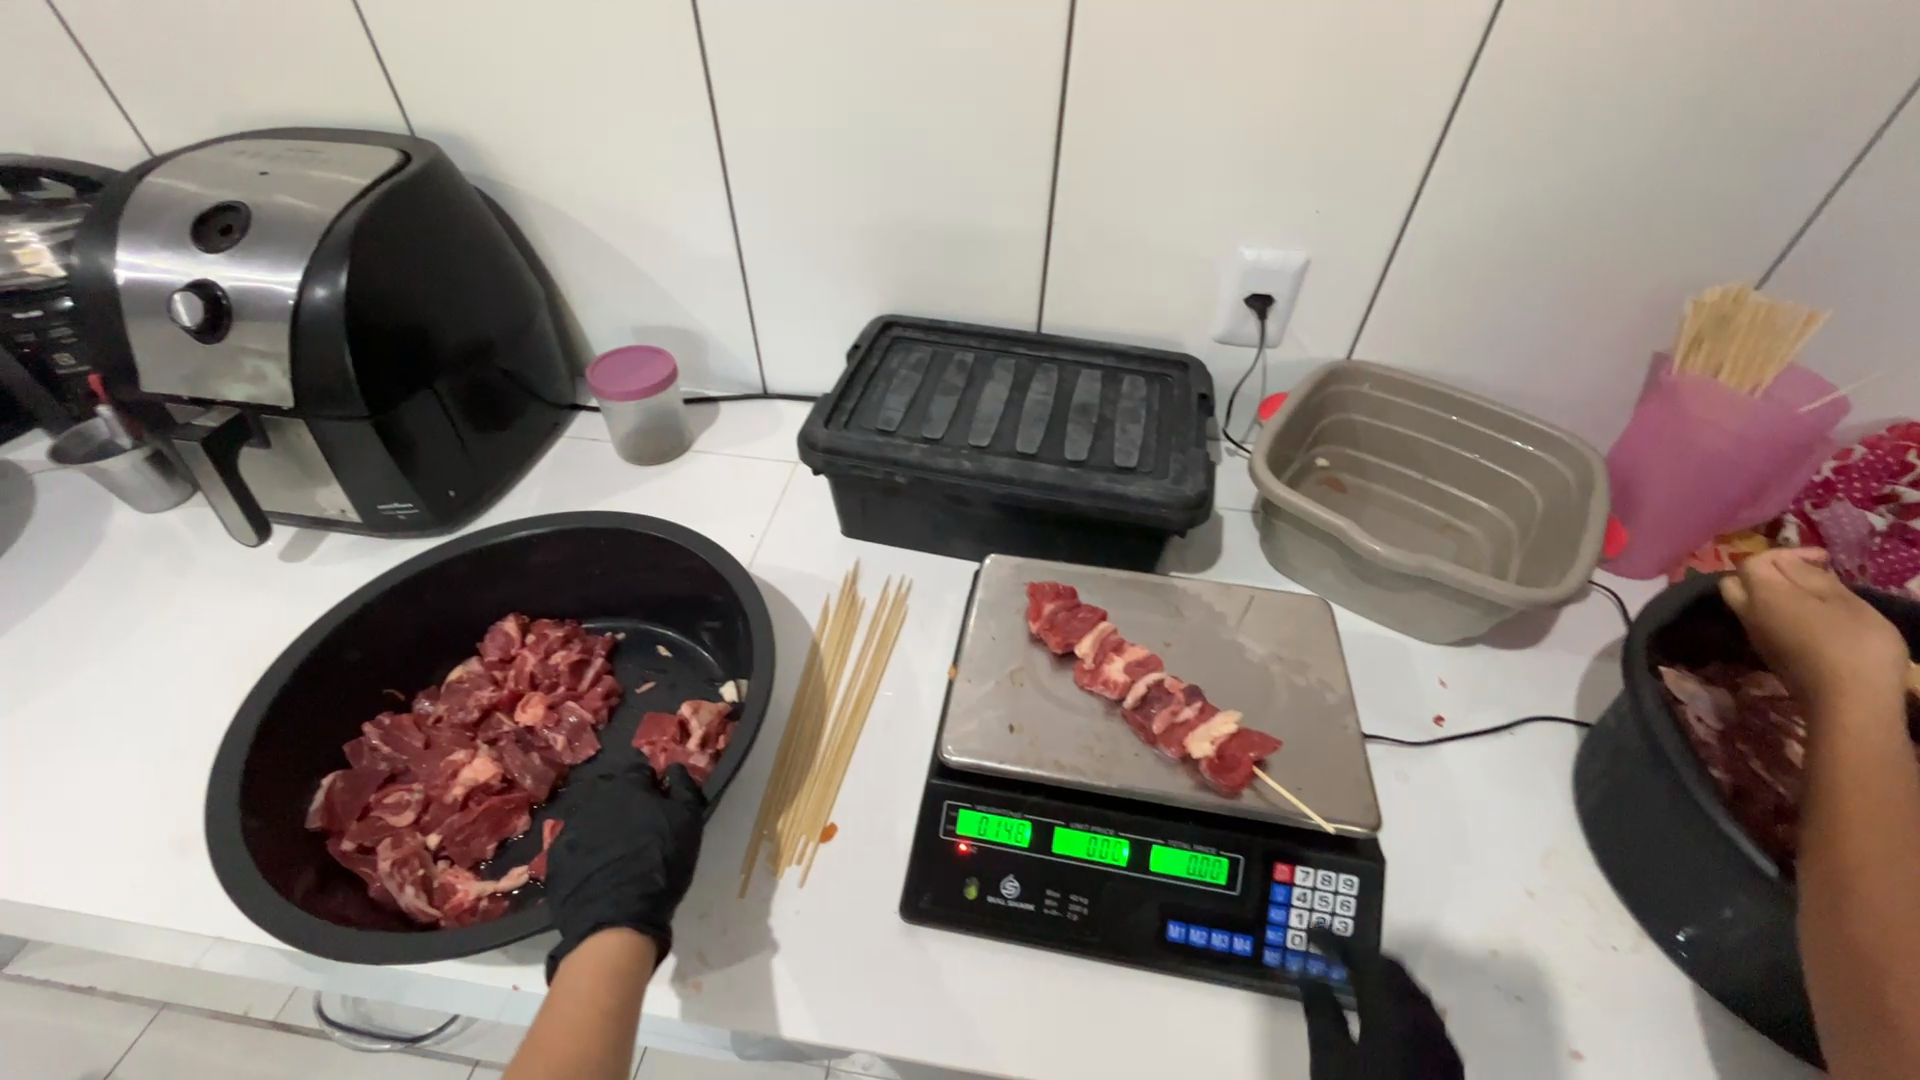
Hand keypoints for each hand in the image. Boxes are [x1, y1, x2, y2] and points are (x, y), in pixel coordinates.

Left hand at [544, 761, 704, 980]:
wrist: (616, 918)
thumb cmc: (660, 862)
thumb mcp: (688, 821)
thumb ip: (683, 787)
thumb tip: (672, 767)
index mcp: (626, 785)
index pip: (638, 767)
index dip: (650, 780)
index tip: (657, 794)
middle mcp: (593, 799)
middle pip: (610, 790)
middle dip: (623, 799)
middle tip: (638, 820)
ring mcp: (569, 829)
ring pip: (591, 816)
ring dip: (603, 822)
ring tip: (617, 845)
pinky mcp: (555, 858)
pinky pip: (575, 844)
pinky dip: (586, 848)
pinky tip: (598, 865)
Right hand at [1301, 931, 1461, 1079]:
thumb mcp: (1328, 1057)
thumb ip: (1320, 1010)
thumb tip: (1311, 977)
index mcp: (1394, 1012)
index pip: (1364, 960)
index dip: (1337, 943)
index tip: (1312, 935)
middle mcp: (1424, 1021)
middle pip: (1395, 972)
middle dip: (1363, 956)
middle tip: (1332, 952)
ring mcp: (1442, 1047)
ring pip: (1413, 994)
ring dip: (1383, 979)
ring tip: (1352, 979)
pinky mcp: (1449, 1070)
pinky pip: (1423, 1017)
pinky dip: (1398, 1003)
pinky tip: (1379, 1017)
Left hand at [1718, 548, 1909, 714]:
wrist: (1847, 701)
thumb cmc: (1854, 644)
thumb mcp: (1844, 601)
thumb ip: (1811, 578)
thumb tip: (1788, 563)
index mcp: (1762, 595)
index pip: (1752, 561)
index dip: (1785, 553)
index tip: (1823, 559)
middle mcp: (1746, 612)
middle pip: (1736, 581)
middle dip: (1767, 572)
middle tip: (1809, 575)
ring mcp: (1753, 634)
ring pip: (1745, 602)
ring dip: (1772, 592)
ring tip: (1817, 596)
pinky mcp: (1766, 651)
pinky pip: (1759, 621)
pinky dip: (1776, 611)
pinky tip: (1812, 618)